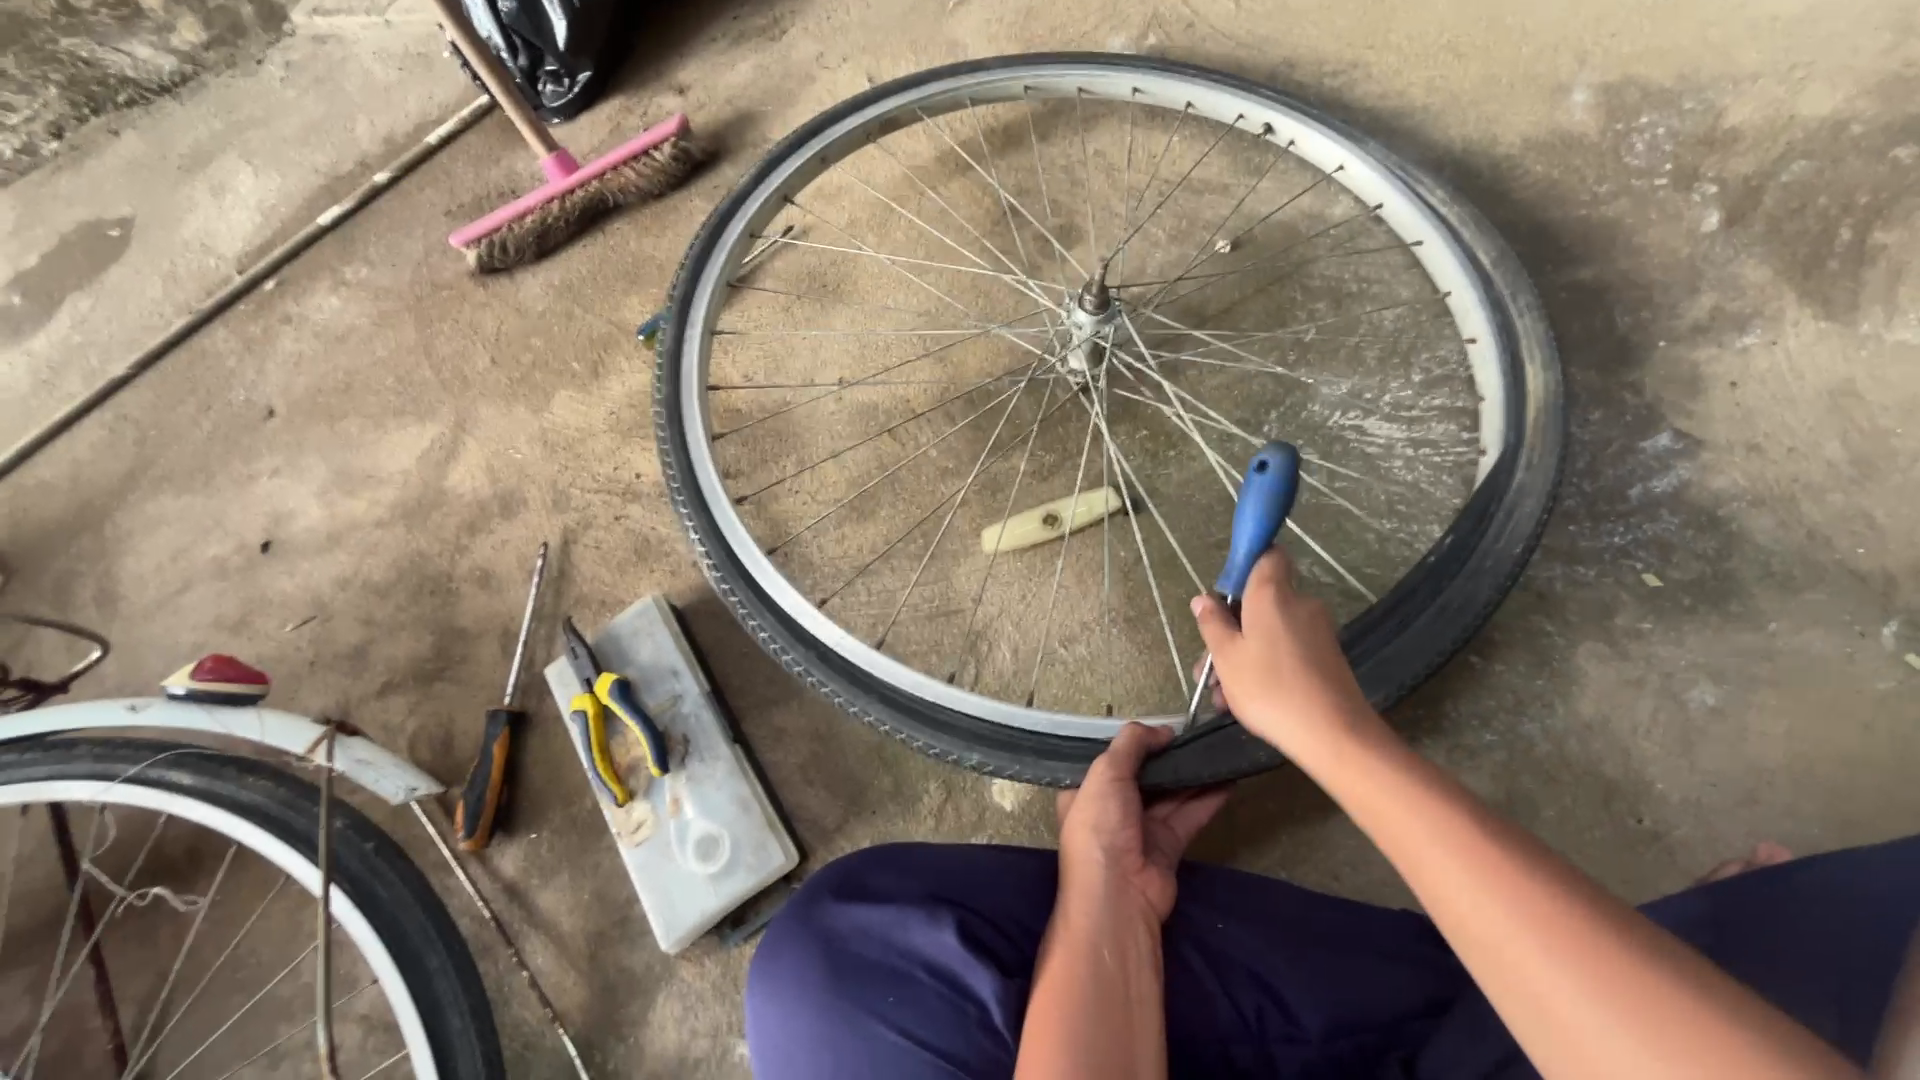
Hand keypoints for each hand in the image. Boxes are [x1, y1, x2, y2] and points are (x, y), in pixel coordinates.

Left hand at [1055, 724, 1229, 922]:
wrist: (1118, 893)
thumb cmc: (1101, 826)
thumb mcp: (1105, 772)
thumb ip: (1131, 744)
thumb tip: (1162, 730)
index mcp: (1086, 790)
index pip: (1110, 760)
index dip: (1135, 743)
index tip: (1163, 727)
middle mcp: (1111, 808)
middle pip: (1144, 775)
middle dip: (1168, 757)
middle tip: (1197, 735)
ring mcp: (1140, 828)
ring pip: (1170, 794)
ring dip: (1192, 775)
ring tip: (1216, 750)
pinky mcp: (1168, 845)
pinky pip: (1189, 816)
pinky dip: (1207, 799)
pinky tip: (1228, 779)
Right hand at [1191, 549, 1388, 758]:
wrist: (1333, 733)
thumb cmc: (1270, 688)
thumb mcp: (1226, 657)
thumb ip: (1212, 624)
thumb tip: (1203, 599)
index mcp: (1273, 593)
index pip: (1267, 554)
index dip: (1245, 565)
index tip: (1223, 594)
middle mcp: (1299, 603)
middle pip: (1260, 601)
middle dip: (1231, 628)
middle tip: (1209, 666)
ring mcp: (1316, 630)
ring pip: (1269, 631)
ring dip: (1243, 655)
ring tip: (1222, 695)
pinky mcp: (1326, 656)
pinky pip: (1286, 649)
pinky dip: (1265, 666)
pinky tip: (1245, 701)